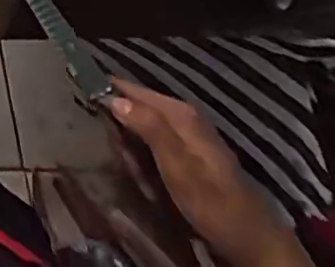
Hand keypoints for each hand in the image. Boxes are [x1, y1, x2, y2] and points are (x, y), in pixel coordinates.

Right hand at [109, 80, 311, 266]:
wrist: (256, 246)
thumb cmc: (215, 204)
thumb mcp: (179, 167)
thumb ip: (149, 128)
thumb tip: (113, 97)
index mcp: (178, 111)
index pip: (127, 87)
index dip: (102, 92)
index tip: (79, 104)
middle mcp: (181, 115)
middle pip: (131, 107)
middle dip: (118, 129)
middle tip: (118, 156)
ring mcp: (184, 134)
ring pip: (137, 127)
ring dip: (129, 148)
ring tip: (133, 172)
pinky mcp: (185, 153)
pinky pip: (149, 144)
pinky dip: (141, 157)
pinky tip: (144, 176)